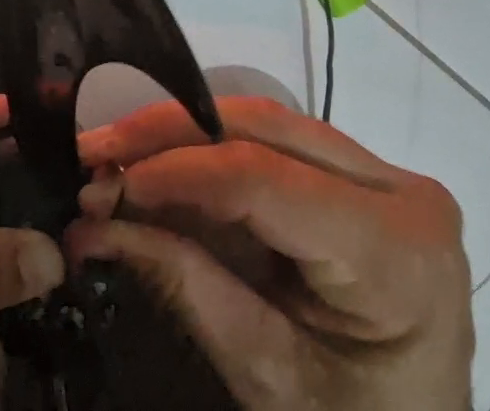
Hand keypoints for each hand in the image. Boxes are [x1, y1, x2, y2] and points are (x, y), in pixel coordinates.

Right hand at [71, 97, 473, 410]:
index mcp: (397, 251)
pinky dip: (202, 147)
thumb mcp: (263, 369)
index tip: (99, 187)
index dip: (172, 173)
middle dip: (164, 133)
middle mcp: (400, 191)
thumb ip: (180, 282)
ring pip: (260, 120)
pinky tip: (154, 160)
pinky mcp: (358, 175)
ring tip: (110, 151)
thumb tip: (89, 225)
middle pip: (261, 128)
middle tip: (91, 151)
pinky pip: (269, 140)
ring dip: (177, 132)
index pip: (263, 180)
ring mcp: (383, 176)